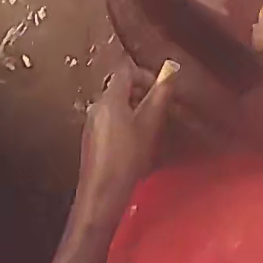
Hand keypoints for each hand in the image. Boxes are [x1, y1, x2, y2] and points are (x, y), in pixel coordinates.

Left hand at [75, 61, 159, 207]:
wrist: (103, 192)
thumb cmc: (128, 158)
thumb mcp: (149, 125)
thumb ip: (159, 96)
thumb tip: (170, 69)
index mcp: (110, 99)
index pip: (126, 71)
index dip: (146, 76)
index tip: (161, 90)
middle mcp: (97, 106)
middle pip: (120, 86)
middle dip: (142, 92)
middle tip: (160, 106)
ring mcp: (92, 122)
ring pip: (116, 103)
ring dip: (135, 106)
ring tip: (151, 124)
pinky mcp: (92, 137)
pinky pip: (110, 117)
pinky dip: (125, 119)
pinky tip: (136, 139)